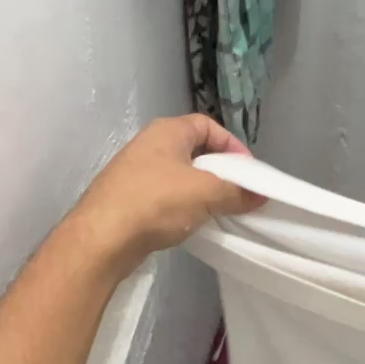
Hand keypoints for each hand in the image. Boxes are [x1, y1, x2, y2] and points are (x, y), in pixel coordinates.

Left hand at [63, 115, 265, 272]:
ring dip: (201, 190)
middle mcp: (149, 145)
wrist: (103, 238)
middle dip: (219, 170)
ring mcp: (135, 172)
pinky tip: (191, 223)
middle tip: (238, 192)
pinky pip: (165, 196)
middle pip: (194, 150)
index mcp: (167, 131)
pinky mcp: (128, 199)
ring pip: (180, 175)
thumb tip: (261, 194)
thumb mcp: (206, 194)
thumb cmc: (156, 203)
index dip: (232, 145)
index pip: (207, 125)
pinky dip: (183, 205)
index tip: (248, 170)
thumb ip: (237, 192)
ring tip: (218, 210)